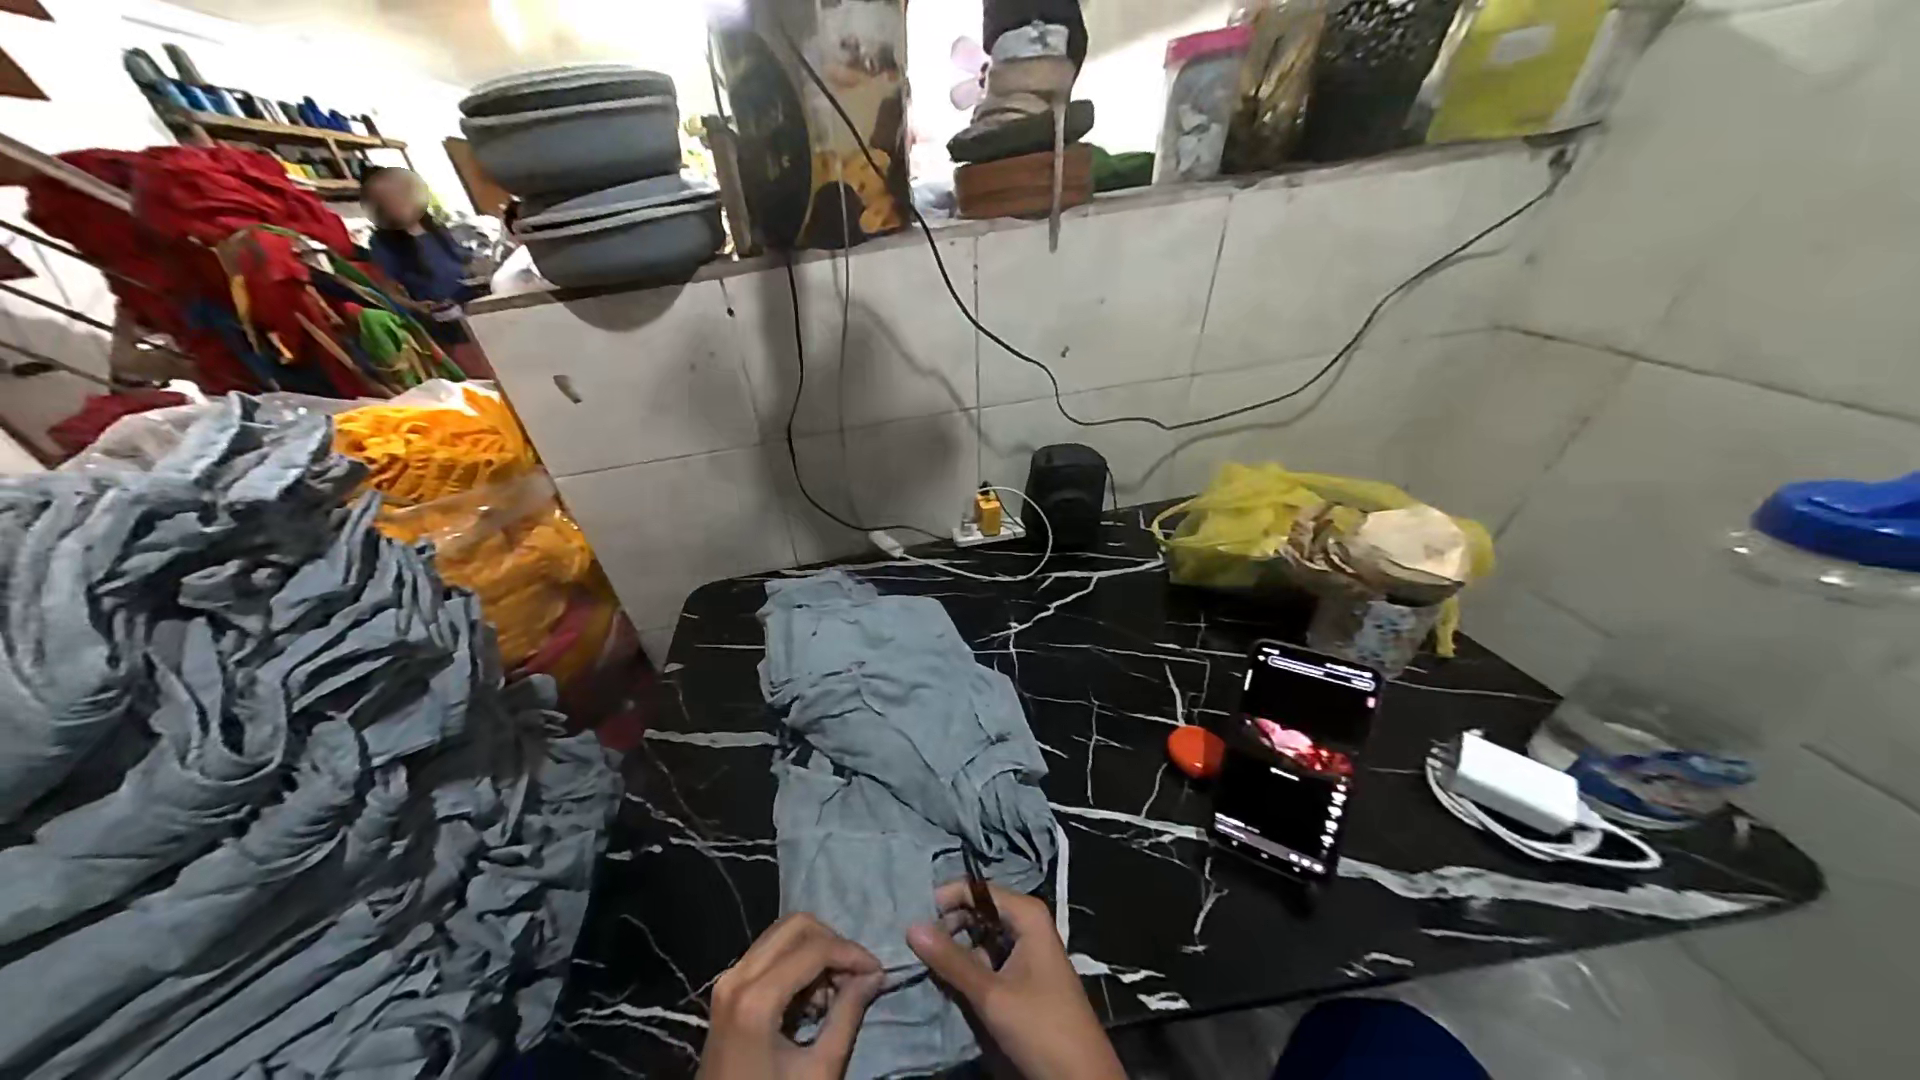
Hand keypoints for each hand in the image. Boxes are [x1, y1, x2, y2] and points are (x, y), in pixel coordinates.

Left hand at [698, 913, 884, 1079]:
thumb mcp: (819, 1072)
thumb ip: (848, 1015)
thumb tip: (874, 975)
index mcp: (756, 1000)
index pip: (816, 948)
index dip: (853, 953)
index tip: (878, 972)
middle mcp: (737, 977)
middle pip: (797, 926)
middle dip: (833, 944)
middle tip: (854, 977)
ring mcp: (728, 981)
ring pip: (782, 934)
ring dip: (815, 951)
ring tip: (834, 992)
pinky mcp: (726, 989)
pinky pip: (768, 952)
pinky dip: (796, 962)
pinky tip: (810, 998)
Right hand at [906, 882, 1124, 1079]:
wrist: (1082, 1079)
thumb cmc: (1041, 1027)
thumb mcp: (991, 994)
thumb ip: (951, 960)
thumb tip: (911, 926)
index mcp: (1026, 914)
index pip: (976, 889)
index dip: (945, 900)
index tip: (913, 920)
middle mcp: (1026, 923)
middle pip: (977, 910)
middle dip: (947, 925)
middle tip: (916, 946)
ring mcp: (1025, 949)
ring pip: (980, 936)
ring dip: (955, 948)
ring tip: (926, 963)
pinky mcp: (1022, 974)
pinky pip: (988, 958)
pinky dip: (968, 966)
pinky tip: (948, 980)